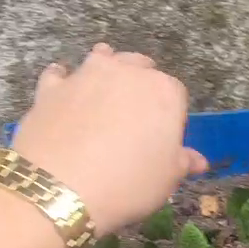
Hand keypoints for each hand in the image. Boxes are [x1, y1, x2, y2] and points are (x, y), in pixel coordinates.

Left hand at [12, 44, 207, 233]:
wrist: (61, 189)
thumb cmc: (128, 184)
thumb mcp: (166, 180)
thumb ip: (182, 162)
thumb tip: (198, 160)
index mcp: (164, 92)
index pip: (177, 95)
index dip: (172, 116)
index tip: (164, 138)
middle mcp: (126, 72)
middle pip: (140, 68)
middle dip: (141, 85)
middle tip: (136, 114)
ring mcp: (85, 75)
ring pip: (101, 59)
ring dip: (106, 67)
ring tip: (104, 88)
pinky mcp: (51, 87)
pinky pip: (59, 75)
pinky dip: (63, 81)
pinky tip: (63, 92)